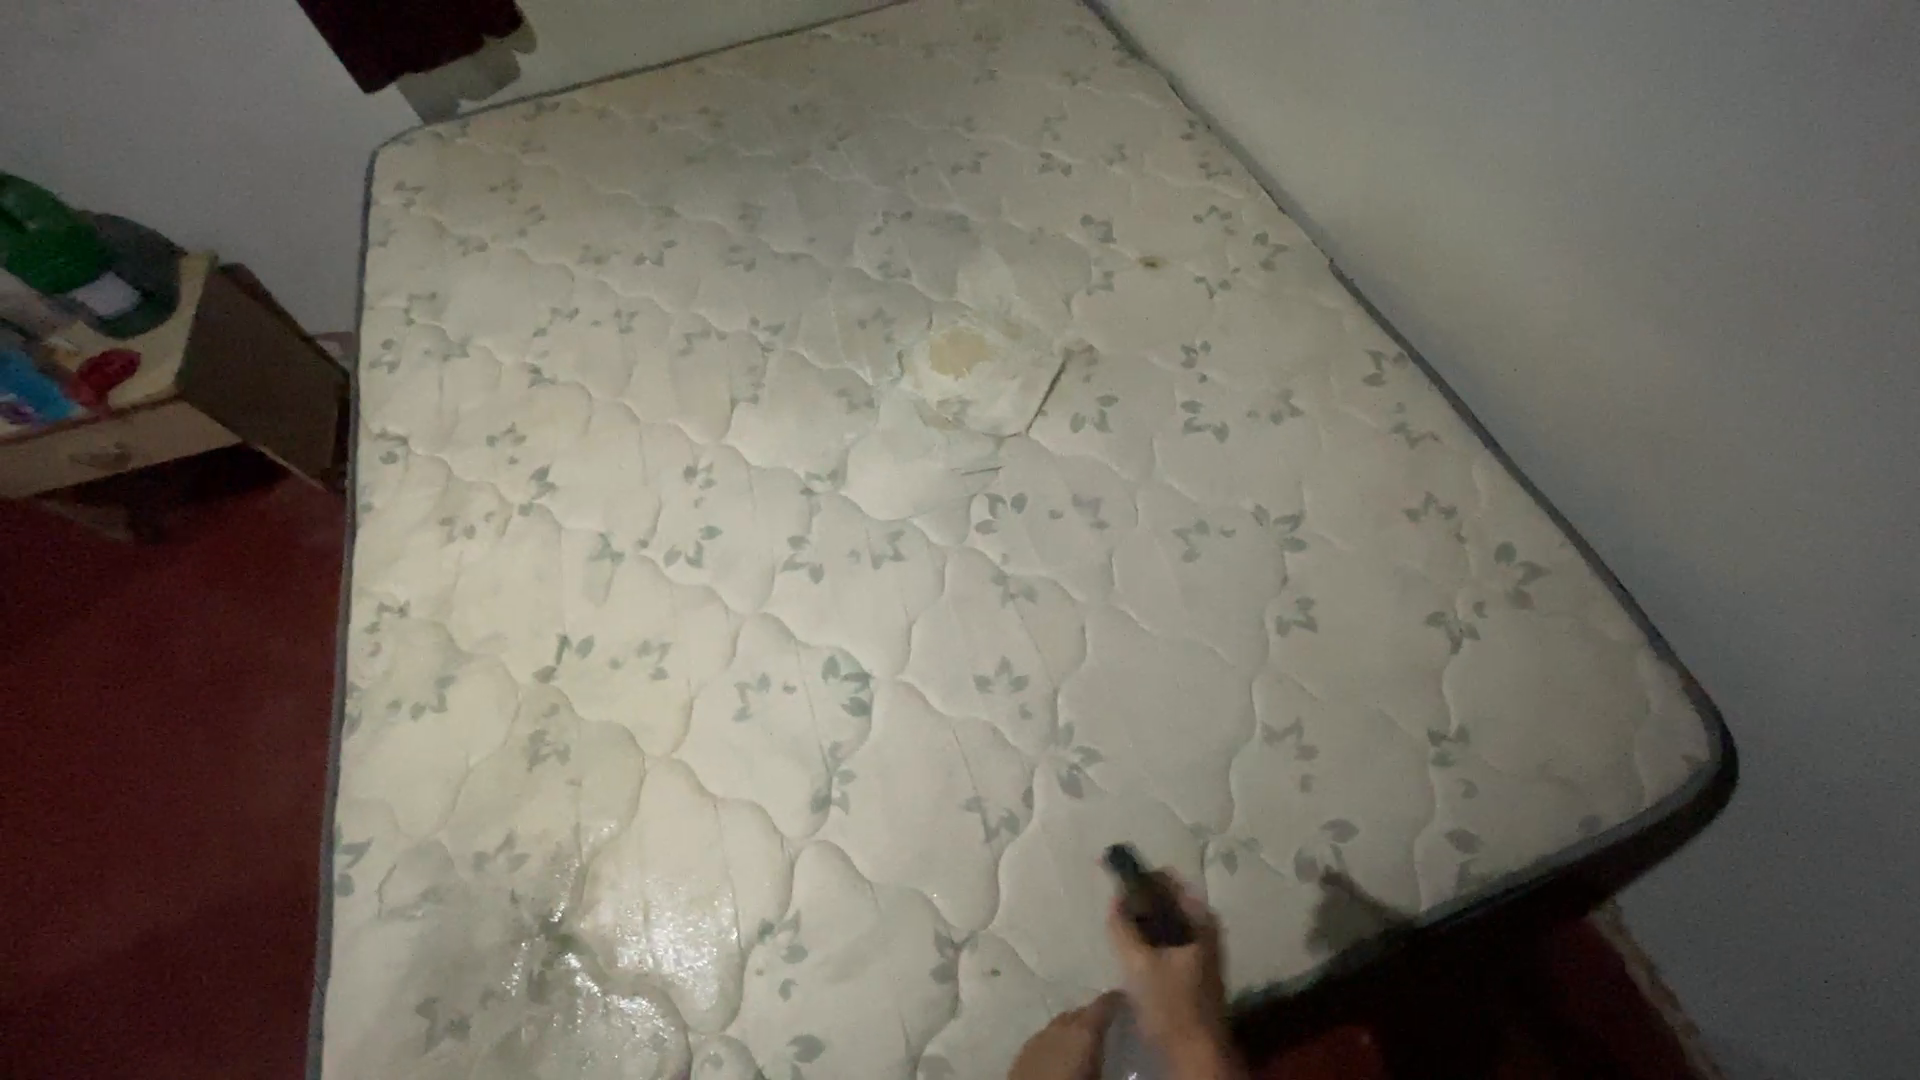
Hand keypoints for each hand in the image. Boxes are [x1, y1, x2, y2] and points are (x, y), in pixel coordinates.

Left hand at [1008, 991, 1120, 1079]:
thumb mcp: (1097, 1077)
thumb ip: (1104, 1060)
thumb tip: (1108, 1053)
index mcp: (1083, 1033)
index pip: (1102, 1006)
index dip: (1114, 1000)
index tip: (1124, 998)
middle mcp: (1060, 1027)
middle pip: (1080, 1013)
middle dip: (1093, 1017)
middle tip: (1106, 1029)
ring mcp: (1039, 1036)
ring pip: (1061, 1023)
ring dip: (1073, 1028)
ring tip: (1083, 1043)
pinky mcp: (1024, 1049)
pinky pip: (1046, 1036)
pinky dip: (1057, 1039)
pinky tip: (1060, 1054)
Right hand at [1106, 876, 1241, 1077]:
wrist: (1199, 1055)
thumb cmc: (1171, 1004)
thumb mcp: (1137, 962)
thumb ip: (1122, 925)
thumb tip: (1116, 897)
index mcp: (1199, 917)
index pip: (1165, 876)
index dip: (1138, 874)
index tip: (1114, 877)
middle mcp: (1206, 925)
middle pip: (1167, 896)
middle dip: (1139, 897)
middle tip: (1115, 908)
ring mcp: (1204, 946)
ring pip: (1167, 918)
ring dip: (1143, 918)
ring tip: (1120, 927)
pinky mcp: (1197, 965)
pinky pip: (1169, 936)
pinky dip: (1151, 935)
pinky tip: (1134, 949)